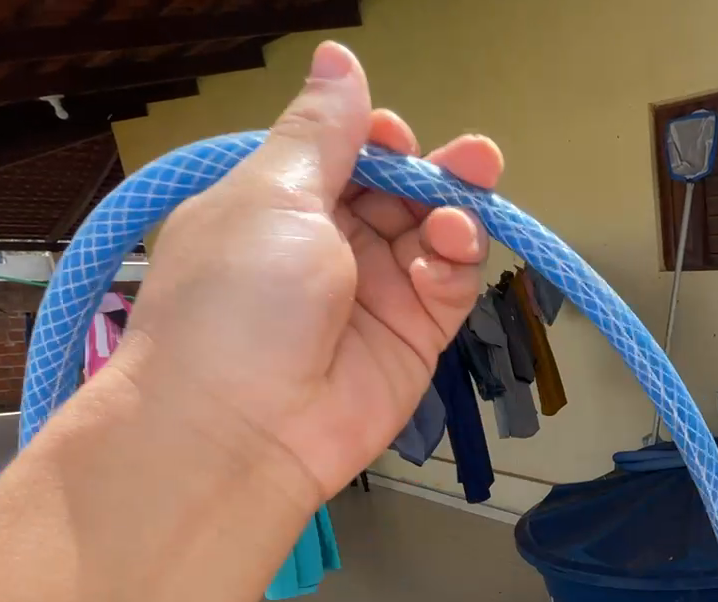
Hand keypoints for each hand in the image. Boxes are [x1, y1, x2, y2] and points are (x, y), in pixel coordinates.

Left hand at [112, 41, 503, 502]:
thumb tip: (342, 59)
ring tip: (450, 225)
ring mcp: (383, 292)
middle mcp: (337, 243)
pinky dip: (456, 268)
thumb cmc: (240, 299)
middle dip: (438, 174)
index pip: (350, 154)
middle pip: (405, 193)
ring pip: (438, 238)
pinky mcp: (419, 335)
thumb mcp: (272, 197)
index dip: (379, 138)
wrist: (248, 425)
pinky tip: (445, 261)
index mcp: (285, 200)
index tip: (393, 134)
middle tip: (477, 159)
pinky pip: (451, 288)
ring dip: (454, 220)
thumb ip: (322, 134)